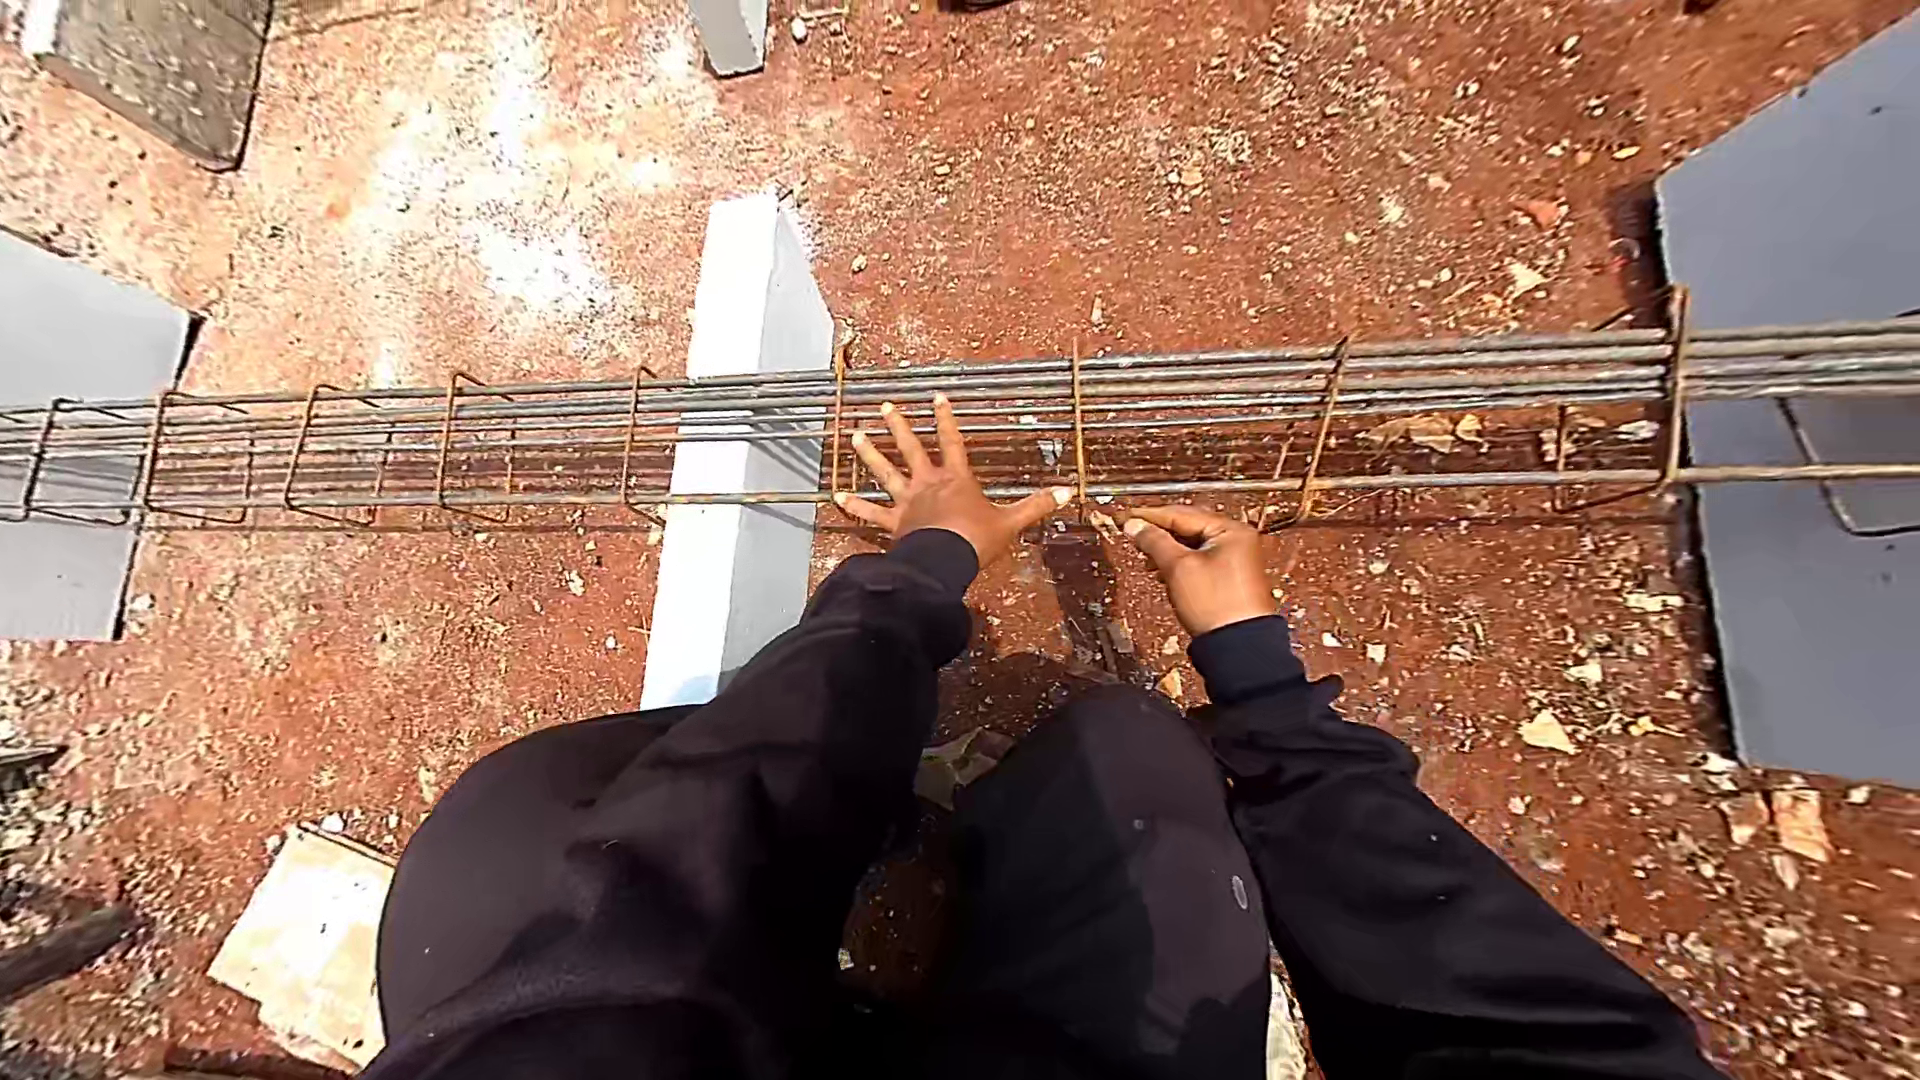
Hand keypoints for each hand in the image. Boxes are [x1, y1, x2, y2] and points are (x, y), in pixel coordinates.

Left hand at [834, 393, 1073, 564]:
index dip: (946, 419)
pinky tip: (837, 496)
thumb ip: (1036, 505)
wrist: (946, 561)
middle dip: (899, 426)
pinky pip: (870, 513)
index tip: (937, 397)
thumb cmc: (977, 540)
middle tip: (884, 406)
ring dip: (870, 454)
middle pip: (912, 449)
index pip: (952, 441)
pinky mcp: (893, 522)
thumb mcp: (1011, 522)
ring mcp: (907, 502)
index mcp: (957, 479)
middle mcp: (928, 483)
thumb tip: (1069, 492)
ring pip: (886, 473)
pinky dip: (854, 506)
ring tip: (856, 436)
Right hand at [1121, 505, 1274, 635]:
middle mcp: (1235, 539)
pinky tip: (1160, 569)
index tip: (1124, 517)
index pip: (1180, 514)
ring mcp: (1234, 558)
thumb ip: (1154, 541)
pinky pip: (1197, 558)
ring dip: (1165, 547)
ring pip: (1190, 543)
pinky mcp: (1228, 575)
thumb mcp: (1178, 567)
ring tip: (1143, 553)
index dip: (1148, 516)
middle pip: (1187, 526)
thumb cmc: (1214, 603)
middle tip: (1130, 531)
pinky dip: (1177, 561)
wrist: (1238, 646)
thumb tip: (1133, 524)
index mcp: (1230, 530)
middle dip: (1157, 531)